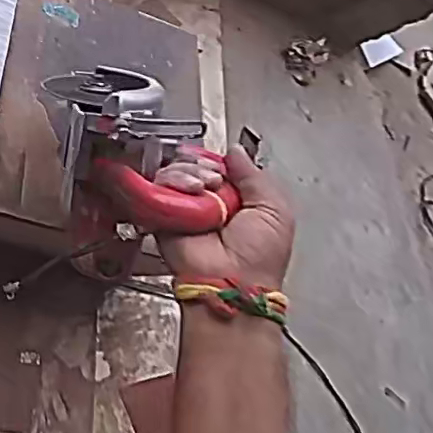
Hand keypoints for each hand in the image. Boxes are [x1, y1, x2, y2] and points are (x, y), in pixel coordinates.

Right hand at [153, 145, 292, 290]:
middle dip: (202, 166)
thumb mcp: (275, 210)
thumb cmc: (258, 255)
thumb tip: (235, 152)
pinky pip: (157, 189)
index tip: (219, 164)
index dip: (216, 160)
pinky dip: (170, 183)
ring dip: (188, 175)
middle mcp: (206, 202)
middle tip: (213, 181)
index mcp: (235, 199)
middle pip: (193, 166)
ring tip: (201, 190)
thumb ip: (255, 177)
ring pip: (174, 173)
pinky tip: (187, 193)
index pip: (217, 166)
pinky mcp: (162, 215)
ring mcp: (183, 208)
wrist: (230, 280)